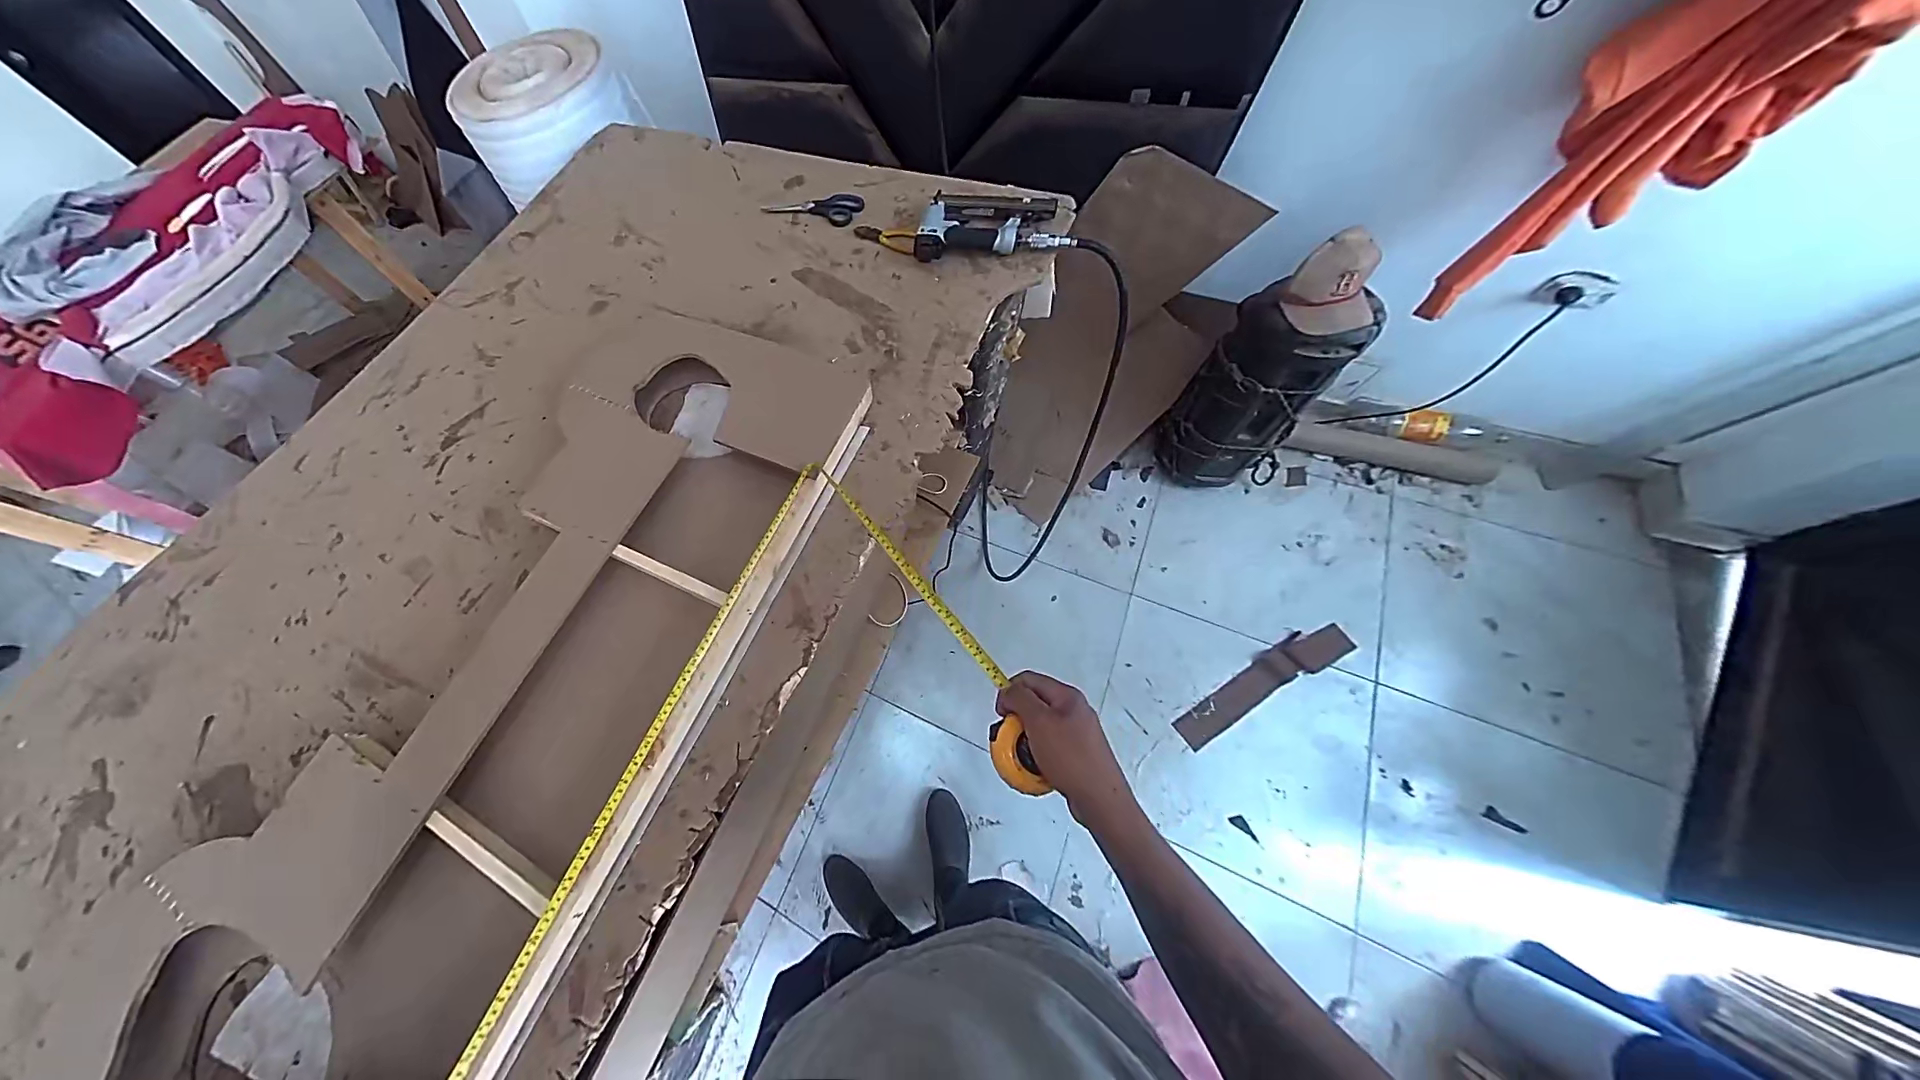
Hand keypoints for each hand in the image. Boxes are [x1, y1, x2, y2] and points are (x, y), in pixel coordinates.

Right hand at [996, 671, 1139, 828]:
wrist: (1098, 797)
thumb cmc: (1074, 760)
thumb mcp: (1039, 722)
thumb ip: (1020, 699)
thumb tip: (1009, 689)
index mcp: (1066, 696)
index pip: (1028, 680)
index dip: (1009, 693)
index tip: (1003, 714)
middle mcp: (1072, 711)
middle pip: (1032, 705)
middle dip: (1016, 722)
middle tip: (1013, 738)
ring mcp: (1075, 733)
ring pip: (1037, 729)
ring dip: (1024, 742)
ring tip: (1025, 759)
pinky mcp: (1073, 753)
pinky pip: (1046, 748)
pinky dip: (1036, 757)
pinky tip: (1037, 770)